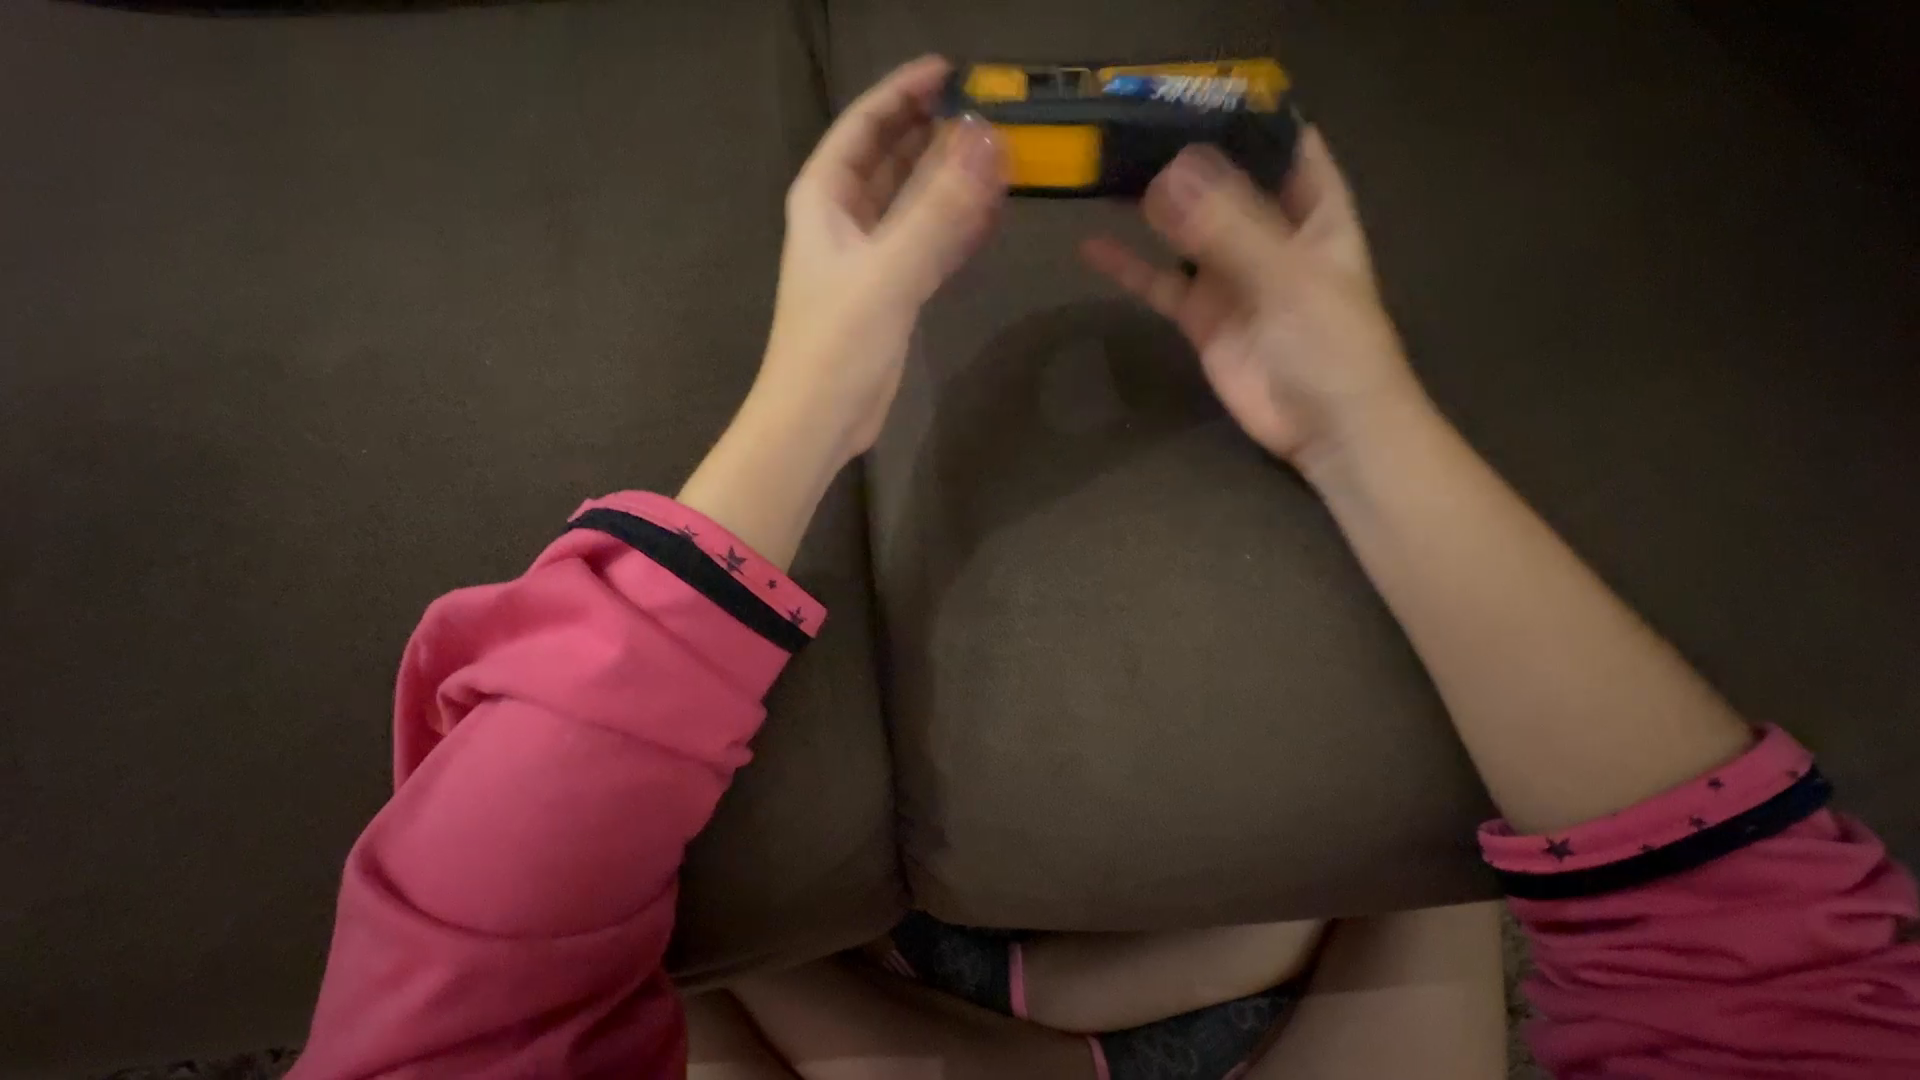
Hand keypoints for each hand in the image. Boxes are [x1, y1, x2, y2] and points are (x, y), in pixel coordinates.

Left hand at [756, 55, 1005, 463]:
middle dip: (936, 134)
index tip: (953, 71)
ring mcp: (871, 257)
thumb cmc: (837, 342)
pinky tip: (990, 218)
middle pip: (892, 158)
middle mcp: (845, 219)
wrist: (819, 419)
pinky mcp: (892, 292)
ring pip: (915, 203)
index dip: (904, 92)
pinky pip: (929, 244)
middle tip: (992, 115)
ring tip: (1002, 160)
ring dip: (952, 182)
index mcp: (824, 198)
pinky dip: (956, 229)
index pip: (865, 125)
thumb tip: (988, 141)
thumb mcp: (888, 270)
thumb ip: (938, 208)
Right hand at [1081, 128, 1422, 474]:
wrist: (1325, 427)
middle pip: (1225, 183)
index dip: (1246, 120)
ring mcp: (1233, 276)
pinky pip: (1160, 283)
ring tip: (1109, 174)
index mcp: (1315, 210)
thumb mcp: (1286, 276)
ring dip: (1154, 206)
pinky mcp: (1202, 316)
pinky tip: (1092, 246)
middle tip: (1130, 133)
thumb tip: (1165, 176)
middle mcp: (1272, 234)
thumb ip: (1228, 227)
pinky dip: (1130, 267)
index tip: (1192, 102)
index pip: (1285, 145)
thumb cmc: (1330, 343)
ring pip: (1187, 230)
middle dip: (1186, 160)